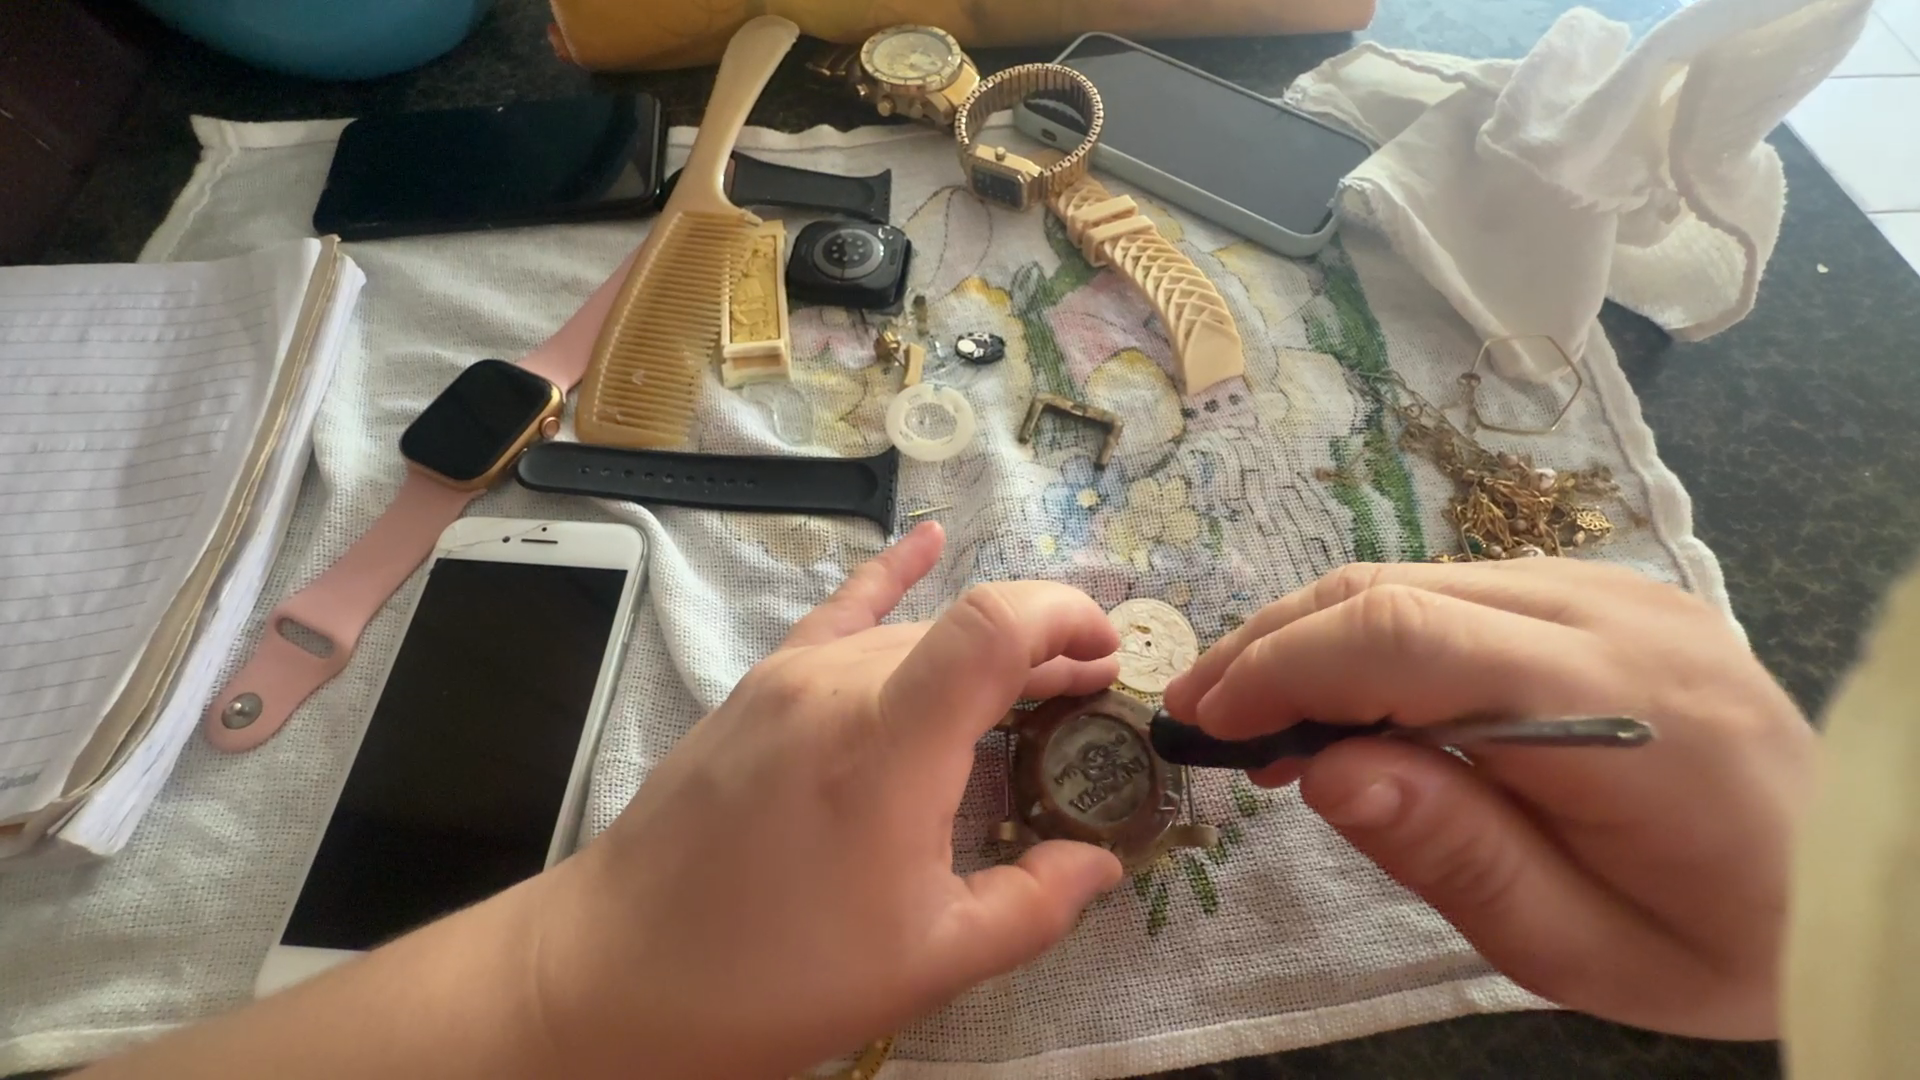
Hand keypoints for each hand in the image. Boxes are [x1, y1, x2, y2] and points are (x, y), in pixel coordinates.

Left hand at [531, 522, 1124, 1077]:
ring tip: (1028, 679)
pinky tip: (924, 539)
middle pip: (963, 627)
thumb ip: (1034, 905)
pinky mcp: (762, 683)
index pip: (995, 625)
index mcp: (891, 741)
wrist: (615, 970)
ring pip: (914, 633)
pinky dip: (890, 575)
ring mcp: (793, 674)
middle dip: (1041, 648)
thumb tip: (1101, 862)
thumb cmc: (777, 974)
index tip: (1106, 652)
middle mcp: (842, 682)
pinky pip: (840, 613)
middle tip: (1087, 687)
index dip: (1065, 616)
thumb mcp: (929, 960)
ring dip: (982, 649)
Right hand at [1163, 560, 1816, 1039]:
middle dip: (1265, 645)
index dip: (1281, 667)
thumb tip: (1322, 772)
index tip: (1209, 721)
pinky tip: (1329, 693)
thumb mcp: (1586, 950)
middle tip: (1197, 707)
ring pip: (1392, 582)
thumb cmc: (1724, 938)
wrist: (1864, 881)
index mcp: (1619, 700)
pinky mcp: (1574, 590)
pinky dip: (1351, 639)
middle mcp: (1599, 609)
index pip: (1399, 640)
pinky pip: (1427, 595)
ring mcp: (1590, 585)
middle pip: (1379, 592)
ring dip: (1298, 639)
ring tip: (1247, 708)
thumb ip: (1455, 854)